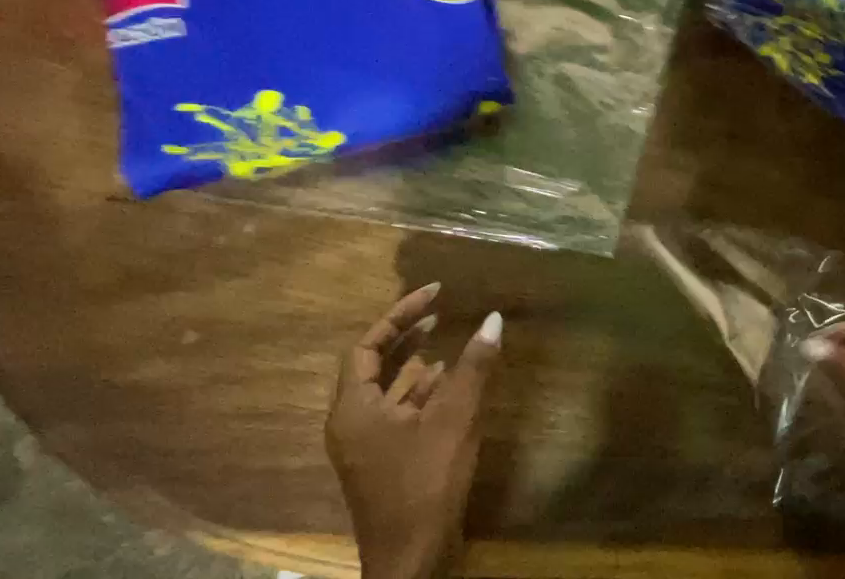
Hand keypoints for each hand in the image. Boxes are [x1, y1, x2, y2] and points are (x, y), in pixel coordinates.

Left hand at [326, 283, 501, 578]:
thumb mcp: (456, 417)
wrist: (414, 555)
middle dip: (405, 333)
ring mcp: (365, 444)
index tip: (435, 293)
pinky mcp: (384, 459)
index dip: (399, 315)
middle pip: (370, 365)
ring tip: (449, 336)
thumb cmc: (426, 481)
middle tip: (440, 307)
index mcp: (353, 410)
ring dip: (415, 360)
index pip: (366, 346)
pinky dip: (422, 389)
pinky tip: (451, 380)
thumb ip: (474, 366)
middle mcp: (350, 423)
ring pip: (386, 388)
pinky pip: (398, 409)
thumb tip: (494, 318)